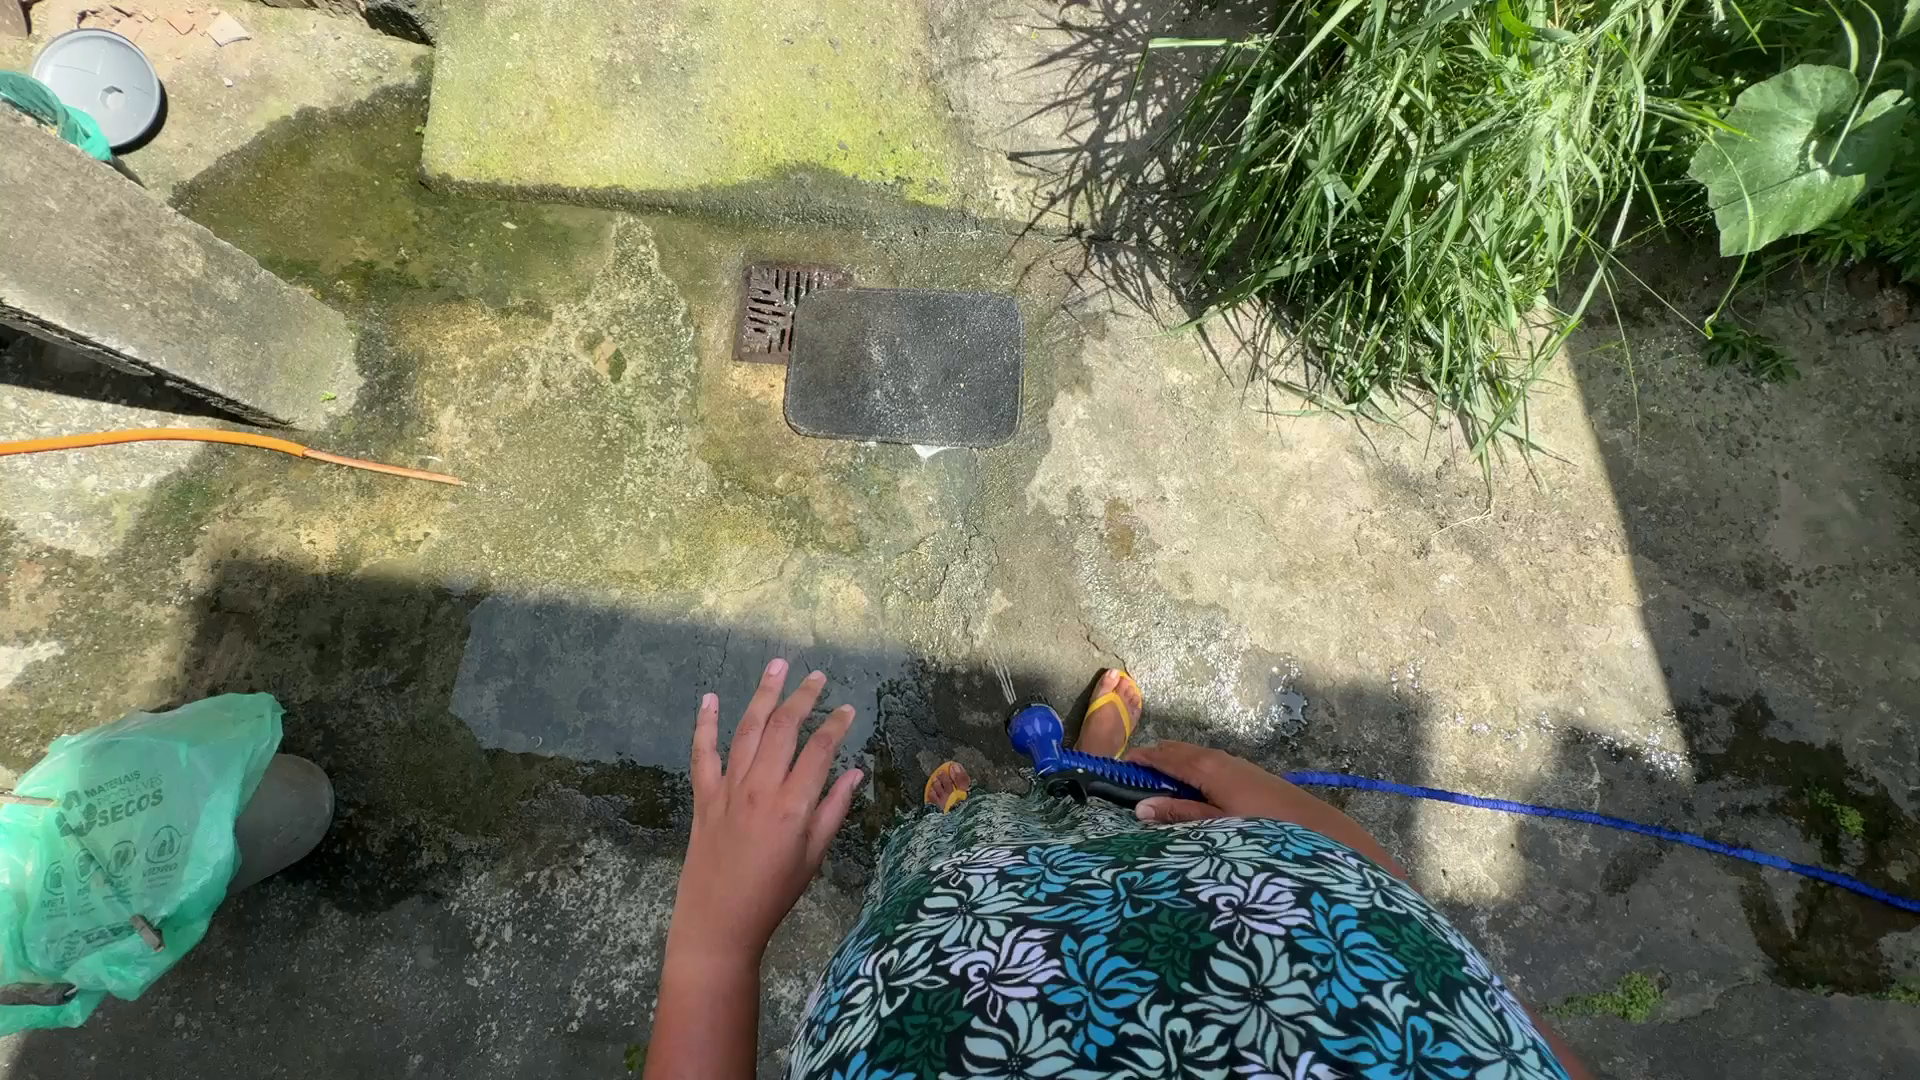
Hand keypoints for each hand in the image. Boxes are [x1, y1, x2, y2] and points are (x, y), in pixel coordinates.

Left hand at [665, 658, 864, 971]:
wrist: (718, 924)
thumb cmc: (774, 893)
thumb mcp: (814, 855)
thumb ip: (834, 809)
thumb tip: (856, 771)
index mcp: (793, 805)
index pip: (820, 749)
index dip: (836, 725)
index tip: (848, 709)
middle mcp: (760, 788)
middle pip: (784, 728)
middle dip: (803, 697)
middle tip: (817, 676)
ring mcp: (728, 788)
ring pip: (747, 729)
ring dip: (764, 695)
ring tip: (777, 666)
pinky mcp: (703, 796)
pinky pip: (703, 753)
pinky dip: (706, 724)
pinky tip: (711, 698)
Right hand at [1126, 740, 1314, 821]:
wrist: (1317, 829)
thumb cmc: (1263, 829)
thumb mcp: (1216, 827)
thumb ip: (1179, 815)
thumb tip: (1140, 807)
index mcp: (1204, 766)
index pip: (1161, 755)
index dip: (1138, 760)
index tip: (1115, 770)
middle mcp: (1216, 757)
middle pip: (1175, 749)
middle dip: (1151, 760)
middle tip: (1130, 781)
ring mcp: (1233, 762)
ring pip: (1191, 755)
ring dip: (1171, 765)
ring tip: (1154, 787)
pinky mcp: (1245, 771)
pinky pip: (1206, 762)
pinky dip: (1188, 769)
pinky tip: (1189, 791)